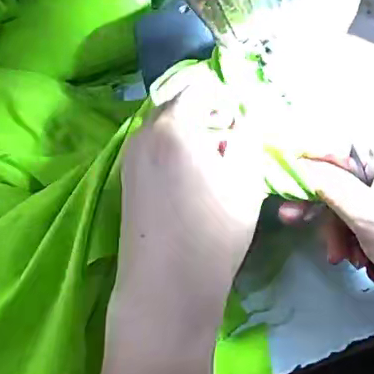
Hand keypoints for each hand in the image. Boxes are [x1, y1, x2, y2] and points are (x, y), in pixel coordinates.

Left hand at [115, 76, 268, 333]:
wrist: (165, 287)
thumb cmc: (212, 233)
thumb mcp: (247, 180)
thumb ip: (246, 136)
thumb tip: (238, 118)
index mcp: (173, 125)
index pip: (202, 86)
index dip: (227, 96)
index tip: (245, 120)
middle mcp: (143, 131)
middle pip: (179, 100)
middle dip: (208, 110)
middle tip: (234, 139)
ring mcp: (129, 153)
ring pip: (166, 123)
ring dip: (192, 129)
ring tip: (217, 161)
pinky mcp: (126, 175)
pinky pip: (155, 143)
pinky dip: (176, 146)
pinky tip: (195, 176)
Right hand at [288, 136, 373, 309]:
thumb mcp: (369, 217)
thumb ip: (329, 185)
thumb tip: (294, 159)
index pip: (332, 145)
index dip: (302, 165)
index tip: (279, 189)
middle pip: (339, 174)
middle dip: (323, 208)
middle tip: (295, 226)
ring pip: (348, 198)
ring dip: (340, 230)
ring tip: (347, 260)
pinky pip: (365, 212)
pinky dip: (358, 236)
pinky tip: (364, 261)